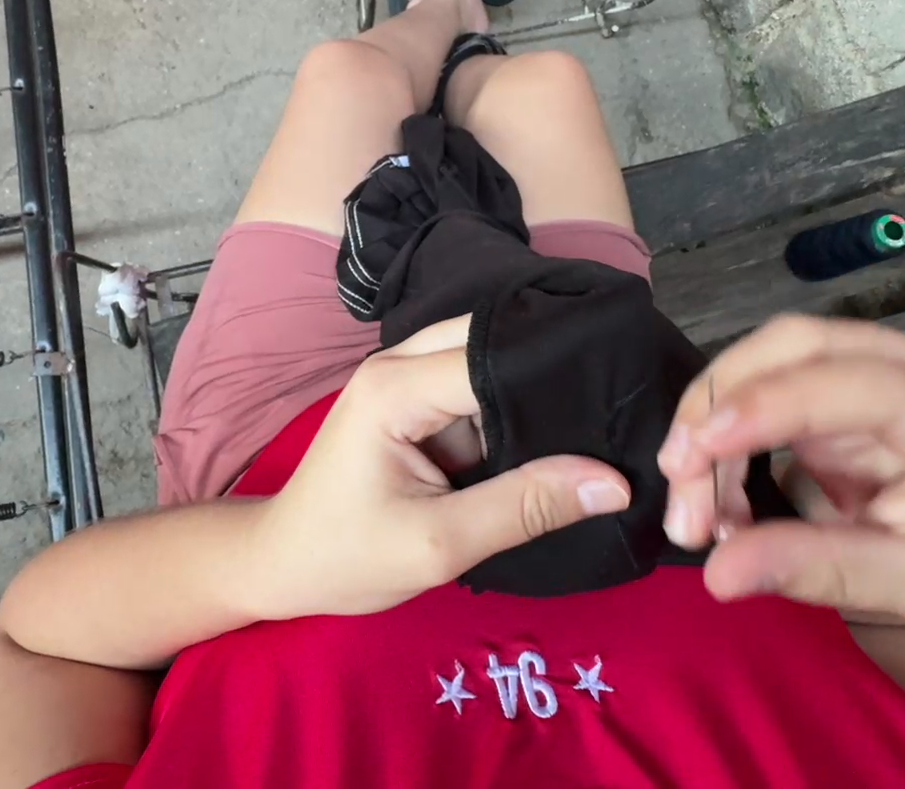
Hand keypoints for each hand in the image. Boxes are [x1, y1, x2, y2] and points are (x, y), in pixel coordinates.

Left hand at [250, 316, 631, 618]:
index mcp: (395, 387)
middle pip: (487, 341)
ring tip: (592, 419)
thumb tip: (612, 481)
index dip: (554, 368)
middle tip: (613, 400)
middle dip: (544, 369)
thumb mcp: (440, 542)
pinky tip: (546, 438)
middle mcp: (396, 365)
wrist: (284, 564)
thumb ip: (524, 507)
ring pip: (482, 363)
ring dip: (526, 391)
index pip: (491, 354)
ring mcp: (400, 381)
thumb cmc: (347, 556)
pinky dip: (504, 412)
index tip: (619, 386)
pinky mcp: (409, 404)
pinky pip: (470, 391)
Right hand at [657, 315, 904, 624]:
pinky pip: (761, 374)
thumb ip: (820, 570)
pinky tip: (711, 476)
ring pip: (768, 351)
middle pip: (800, 345)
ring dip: (709, 411)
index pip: (864, 387)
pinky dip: (722, 420)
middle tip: (677, 472)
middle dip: (719, 399)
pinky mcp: (836, 365)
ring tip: (687, 491)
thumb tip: (717, 573)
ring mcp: (879, 355)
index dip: (772, 406)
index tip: (698, 449)